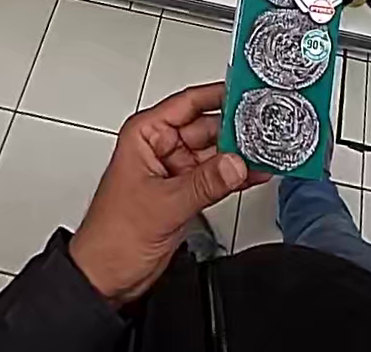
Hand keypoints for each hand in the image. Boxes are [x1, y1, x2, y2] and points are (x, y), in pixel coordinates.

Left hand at [69, 82, 267, 304]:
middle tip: (264, 126)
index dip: (217, 94)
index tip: (244, 90)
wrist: (104, 280)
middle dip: (235, 128)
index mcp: (147, 134)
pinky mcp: (185, 190)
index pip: (188, 103)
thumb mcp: (163, 204)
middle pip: (207, 126)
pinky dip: (234, 175)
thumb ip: (204, 183)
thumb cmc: (111, 237)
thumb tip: (235, 163)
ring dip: (239, 153)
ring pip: (215, 151)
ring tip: (266, 149)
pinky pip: (216, 175)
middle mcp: (162, 146)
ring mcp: (175, 168)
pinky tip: (255, 172)